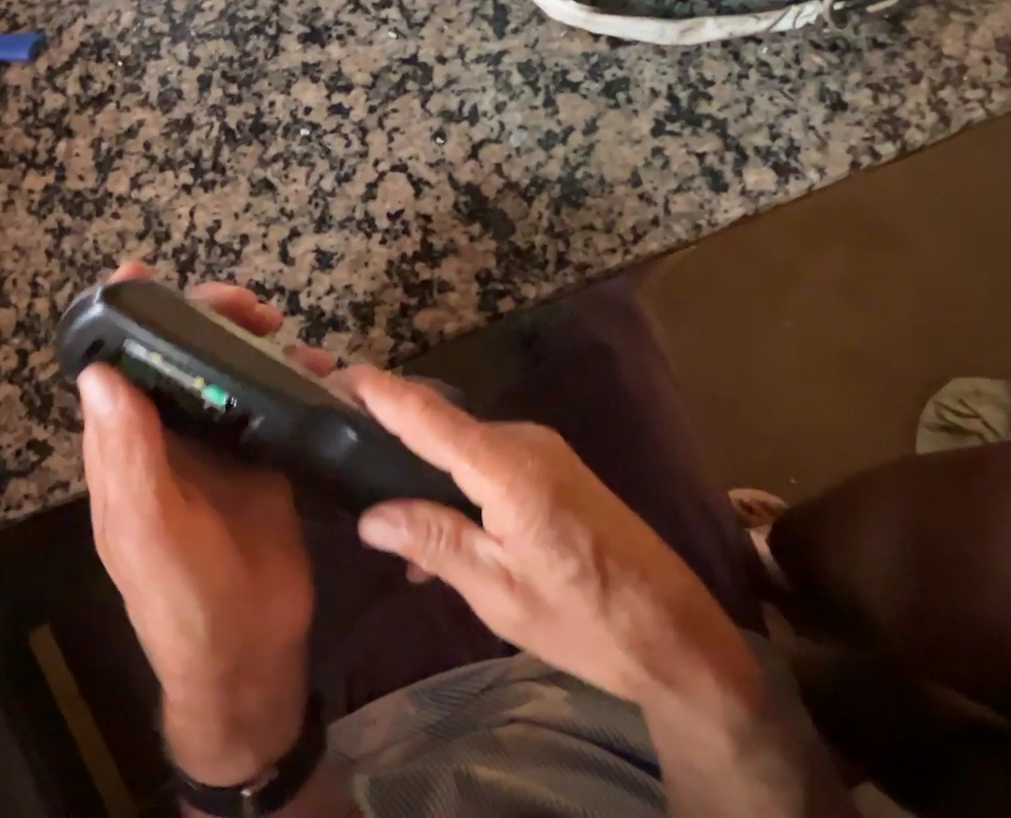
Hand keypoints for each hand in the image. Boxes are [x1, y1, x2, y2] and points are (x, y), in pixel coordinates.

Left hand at [77, 263, 332, 786]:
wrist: (250, 654)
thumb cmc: (184, 598)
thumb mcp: (148, 529)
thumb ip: (126, 456)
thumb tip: (100, 375)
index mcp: (126, 448)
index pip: (116, 368)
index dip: (125, 319)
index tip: (146, 275)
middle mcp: (168, 438)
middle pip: (178, 358)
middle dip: (206, 320)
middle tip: (252, 310)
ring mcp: (218, 447)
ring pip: (226, 374)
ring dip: (250, 344)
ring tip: (287, 335)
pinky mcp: (262, 460)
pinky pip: (269, 405)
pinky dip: (288, 380)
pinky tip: (317, 373)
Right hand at [340, 367, 759, 710]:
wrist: (678, 636)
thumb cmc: (586, 619)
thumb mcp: (497, 590)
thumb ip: (432, 542)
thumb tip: (370, 518)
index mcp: (507, 467)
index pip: (426, 414)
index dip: (378, 390)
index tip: (331, 373)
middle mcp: (523, 442)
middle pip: (439, 423)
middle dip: (387, 431)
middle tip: (336, 447)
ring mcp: (543, 453)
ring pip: (460, 447)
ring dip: (420, 473)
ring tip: (381, 518)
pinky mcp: (553, 471)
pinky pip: (486, 464)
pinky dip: (454, 487)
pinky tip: (435, 536)